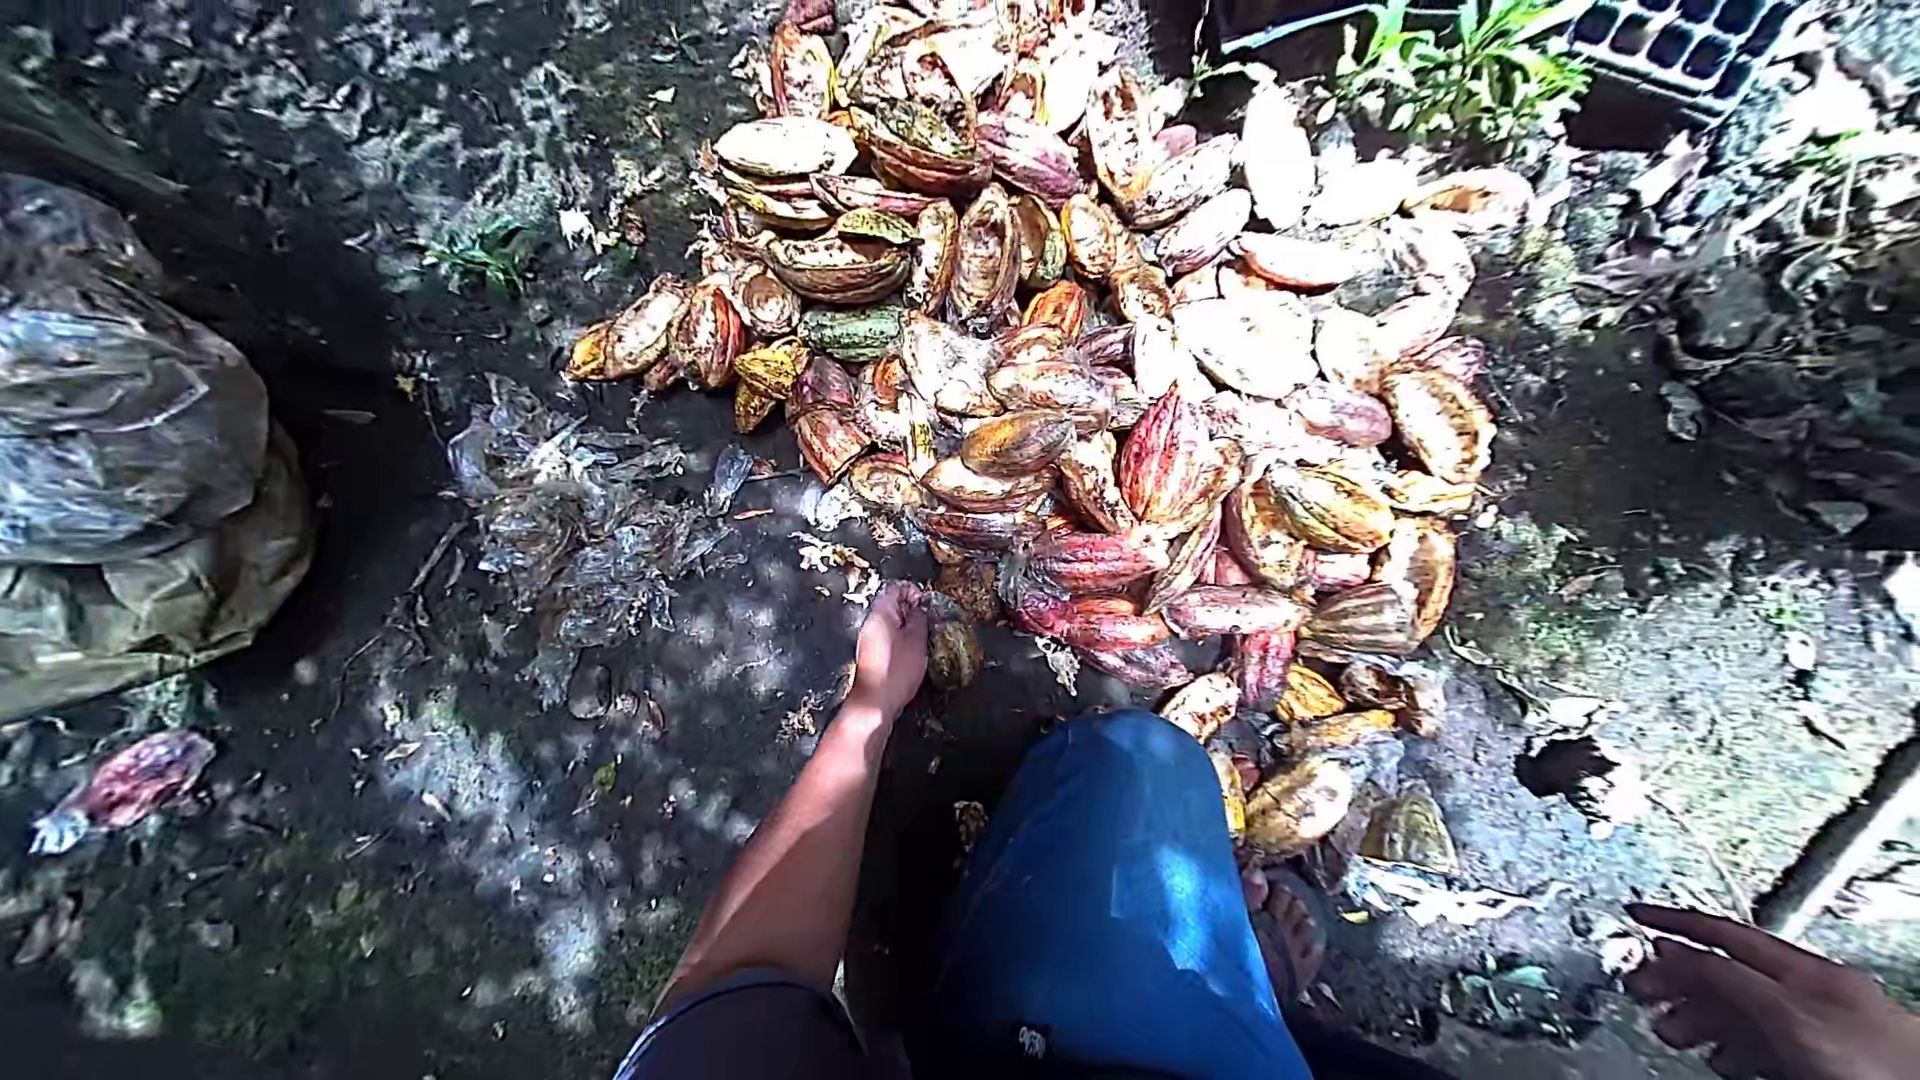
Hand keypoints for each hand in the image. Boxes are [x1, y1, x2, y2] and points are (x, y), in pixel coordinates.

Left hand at [847, 582, 927, 716]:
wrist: (876, 702)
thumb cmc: (895, 673)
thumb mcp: (916, 641)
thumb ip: (919, 619)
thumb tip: (921, 608)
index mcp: (880, 614)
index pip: (895, 588)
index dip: (912, 591)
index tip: (924, 603)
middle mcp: (871, 623)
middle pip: (891, 603)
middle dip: (911, 608)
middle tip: (926, 620)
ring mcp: (869, 638)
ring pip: (890, 620)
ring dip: (907, 624)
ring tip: (921, 636)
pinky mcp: (872, 652)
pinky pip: (887, 635)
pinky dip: (900, 637)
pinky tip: (911, 650)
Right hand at [1625, 903, 1919, 1079]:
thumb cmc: (1877, 1068)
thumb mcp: (1781, 1011)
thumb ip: (1720, 973)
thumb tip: (1668, 948)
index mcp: (1808, 971)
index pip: (1722, 929)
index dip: (1672, 919)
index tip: (1634, 912)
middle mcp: (1814, 994)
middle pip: (1724, 973)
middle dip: (1677, 982)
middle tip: (1640, 988)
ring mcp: (1823, 1030)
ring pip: (1738, 1010)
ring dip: (1696, 1019)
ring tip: (1670, 1032)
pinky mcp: (1825, 1062)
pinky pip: (1760, 1040)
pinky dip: (1729, 1045)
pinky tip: (1718, 1058)